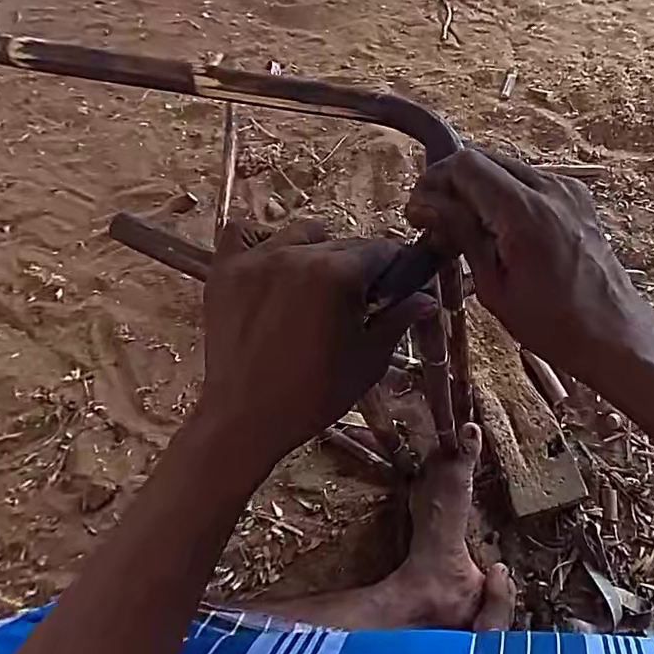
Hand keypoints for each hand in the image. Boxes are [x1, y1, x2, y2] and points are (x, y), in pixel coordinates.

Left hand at [193, 219, 431, 473]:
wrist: (244, 419)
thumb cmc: (314, 395)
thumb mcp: (368, 360)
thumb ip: (399, 320)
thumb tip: (428, 298)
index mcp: (338, 273)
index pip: (381, 250)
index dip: (396, 266)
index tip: (397, 284)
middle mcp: (299, 254)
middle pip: (344, 242)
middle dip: (360, 266)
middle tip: (358, 300)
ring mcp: (258, 258)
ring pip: (302, 234)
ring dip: (318, 250)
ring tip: (315, 286)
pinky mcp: (225, 270)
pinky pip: (244, 234)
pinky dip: (261, 242)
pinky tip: (271, 266)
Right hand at [405, 149, 653, 388]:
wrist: (617, 336)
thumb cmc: (554, 325)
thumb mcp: (494, 286)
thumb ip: (461, 233)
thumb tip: (425, 205)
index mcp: (525, 211)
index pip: (465, 164)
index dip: (433, 182)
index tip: (420, 214)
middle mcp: (550, 188)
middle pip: (483, 158)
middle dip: (451, 184)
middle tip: (435, 222)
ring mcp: (568, 190)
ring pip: (504, 167)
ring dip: (476, 190)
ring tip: (464, 230)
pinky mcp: (576, 199)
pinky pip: (527, 181)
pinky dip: (502, 195)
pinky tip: (496, 231)